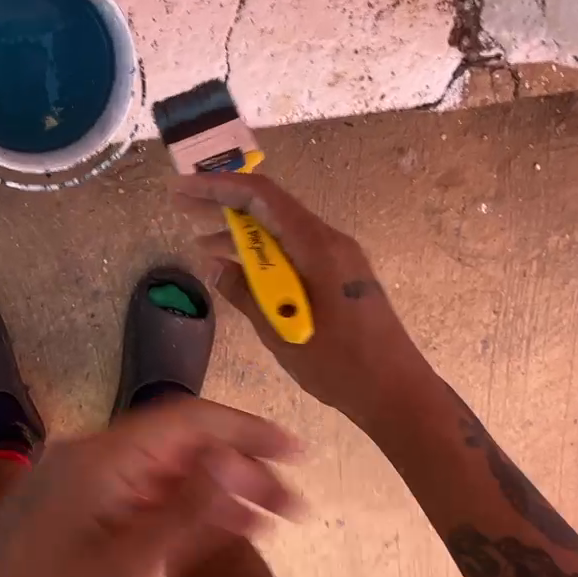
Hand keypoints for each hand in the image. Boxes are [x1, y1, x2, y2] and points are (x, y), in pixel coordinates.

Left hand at [0, 396, 299, 576]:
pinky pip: (141, 498)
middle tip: (293, 505)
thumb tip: (237, 459)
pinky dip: (182, 510)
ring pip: (164, 473)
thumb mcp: (127, 570)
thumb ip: (187, 511)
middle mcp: (93, 459)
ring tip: (273, 520)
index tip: (294, 451)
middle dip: (240, 468)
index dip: (245, 429)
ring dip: (217, 491)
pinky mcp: (79, 512)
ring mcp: (84, 485)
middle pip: (180, 447)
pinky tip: (223, 529)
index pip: (188, 421)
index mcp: (102, 458)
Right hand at [174, 172, 429, 423]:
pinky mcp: (338, 274)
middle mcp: (329, 241)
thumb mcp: (281, 331)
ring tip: (199, 240)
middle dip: (223, 203)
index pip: (261, 196)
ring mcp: (336, 257)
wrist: (396, 390)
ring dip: (241, 231)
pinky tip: (237, 267)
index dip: (218, 186)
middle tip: (181, 205)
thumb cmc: (340, 365)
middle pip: (270, 207)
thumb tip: (215, 265)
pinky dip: (261, 252)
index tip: (183, 188)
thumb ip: (245, 293)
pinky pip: (293, 249)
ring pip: (280, 229)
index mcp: (316, 246)